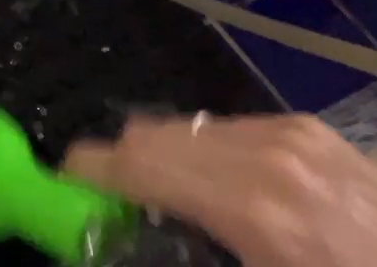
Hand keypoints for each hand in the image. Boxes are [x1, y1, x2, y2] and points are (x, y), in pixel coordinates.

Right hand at [64, 113, 376, 266]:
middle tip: (122, 209)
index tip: (65, 191)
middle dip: (122, 168)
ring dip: (164, 160)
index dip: (85, 173)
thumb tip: (122, 238)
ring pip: (182, 125)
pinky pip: (224, 128)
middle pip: (148, 134)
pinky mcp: (311, 129)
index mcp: (253, 209)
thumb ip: (183, 250)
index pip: (133, 162)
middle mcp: (266, 154)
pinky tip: (231, 194)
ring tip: (178, 203)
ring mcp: (292, 134)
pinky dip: (206, 154)